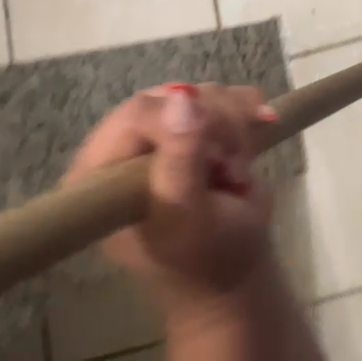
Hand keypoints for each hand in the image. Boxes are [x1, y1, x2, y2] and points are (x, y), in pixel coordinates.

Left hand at [64, 83, 281, 326]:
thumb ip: (180, 160)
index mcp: (100, 174)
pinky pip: (225, 95)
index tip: (222, 153)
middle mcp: (125, 149)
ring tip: (240, 165)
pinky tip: (261, 128)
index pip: (137, 114)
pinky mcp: (197, 128)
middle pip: (172, 97)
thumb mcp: (188, 216)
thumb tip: (183, 99)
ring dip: (235, 123)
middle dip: (217, 121)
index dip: (185, 119)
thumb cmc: (205, 257)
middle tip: (235, 161)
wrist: (236, 270)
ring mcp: (164, 135)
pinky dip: (248, 109)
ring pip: (203, 92)